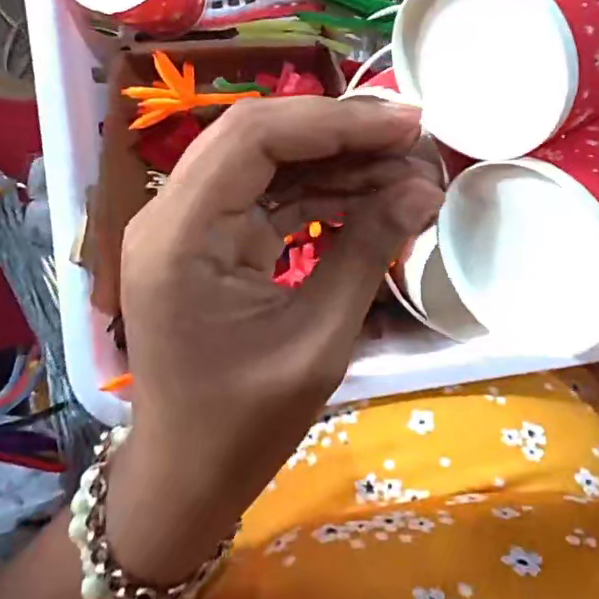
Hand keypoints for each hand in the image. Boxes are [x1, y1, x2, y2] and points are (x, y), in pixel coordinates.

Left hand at [105, 96, 442, 581]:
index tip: (406, 124)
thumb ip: (369, 251)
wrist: (186, 477)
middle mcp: (171, 213)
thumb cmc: (244, 424)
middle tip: (412, 136)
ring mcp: (186, 223)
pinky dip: (320, 187)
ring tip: (404, 167)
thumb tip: (426, 188)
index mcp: (181, 235)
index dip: (335, 121)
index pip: (254, 137)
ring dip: (336, 157)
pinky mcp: (208, 237)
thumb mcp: (318, 339)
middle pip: (257, 134)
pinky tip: (371, 193)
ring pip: (265, 157)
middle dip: (339, 129)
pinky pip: (266, 191)